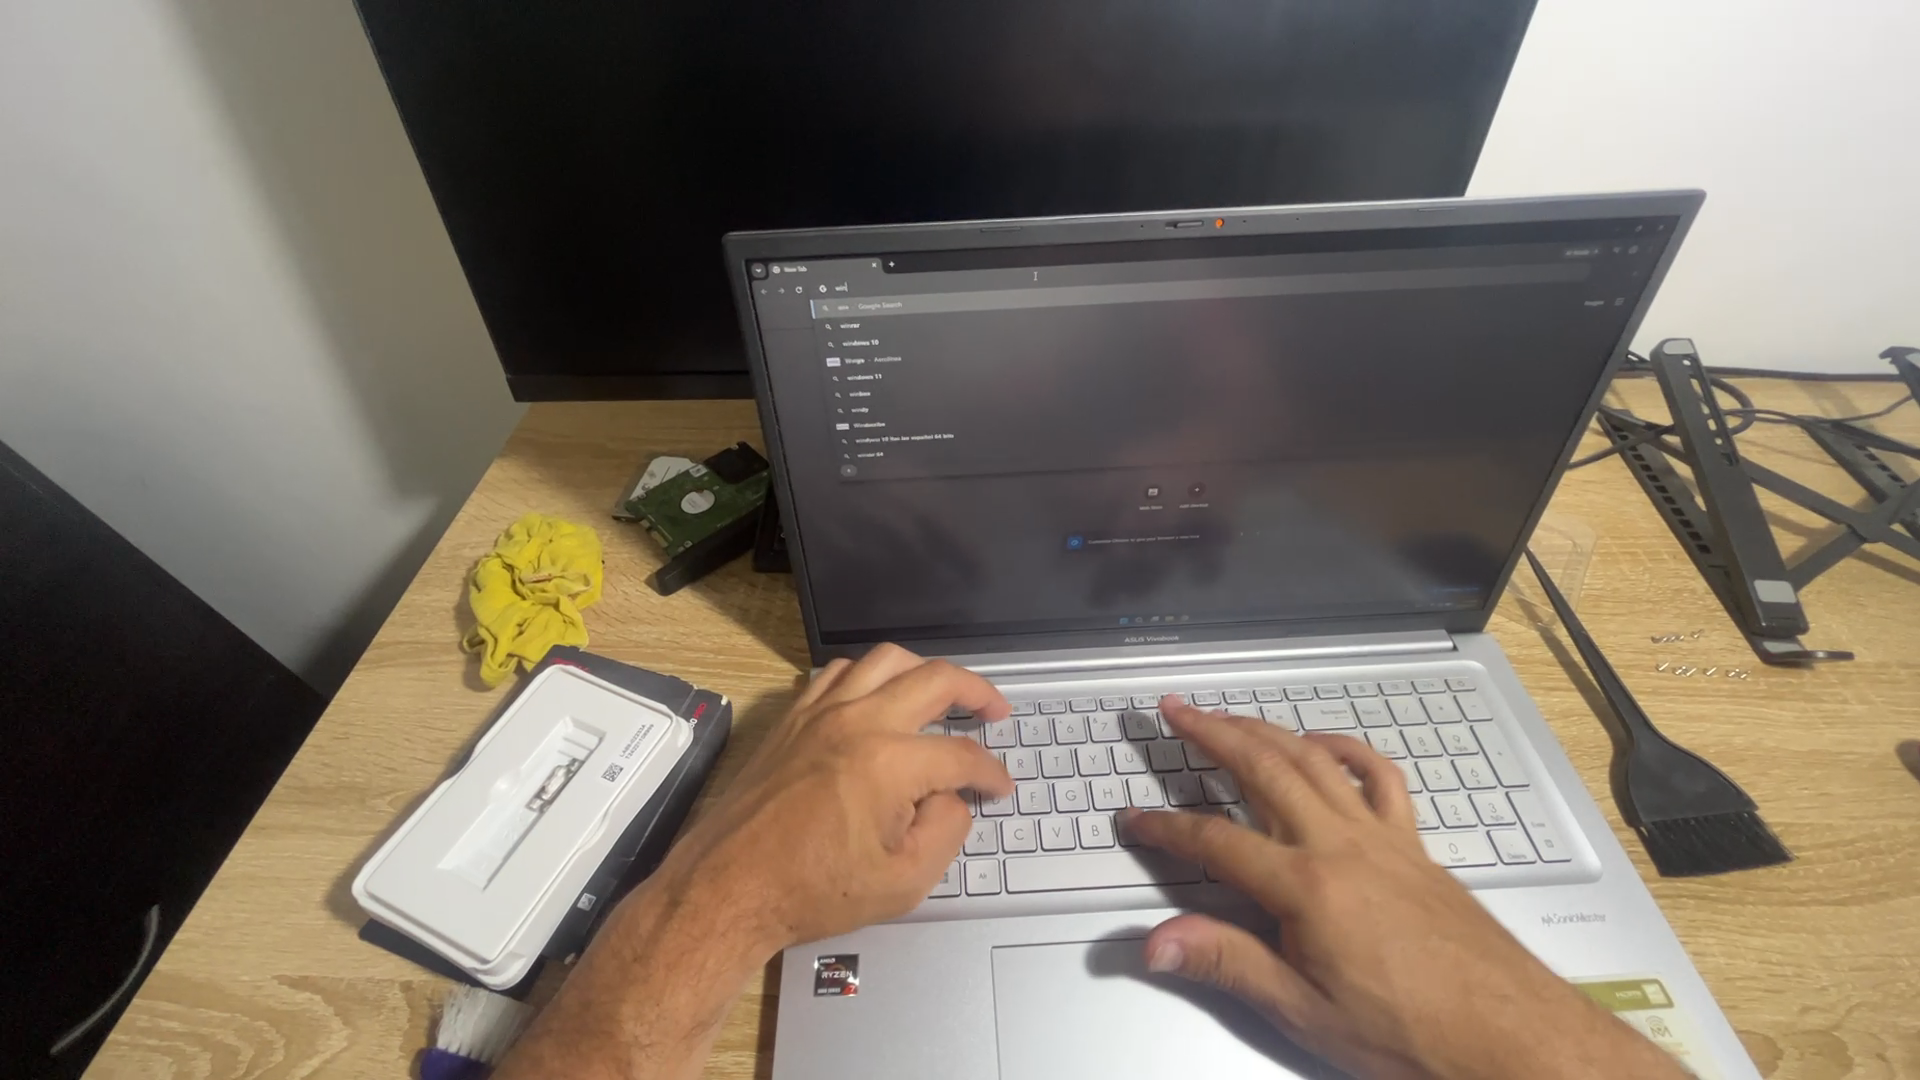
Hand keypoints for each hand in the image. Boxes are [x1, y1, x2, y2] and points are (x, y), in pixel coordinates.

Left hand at [497, 644, 1013, 1079]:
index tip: (999, 787)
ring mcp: (822, 710)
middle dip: (978, 691)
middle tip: (995, 710)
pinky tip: (878, 696)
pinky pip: (840, 671)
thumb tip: (953, 796)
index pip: (961, 755)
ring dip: (924, 671)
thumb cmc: (812, 890)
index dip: (991, 772)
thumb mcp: (901, 884)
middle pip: (936, 678)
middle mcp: (859, 720)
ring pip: (887, 659)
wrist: (728, 887)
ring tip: (941, 693)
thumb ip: (946, 831)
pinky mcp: (795, 715)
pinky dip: (871, 674)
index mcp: (889, 762)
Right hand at [1122, 700, 1688, 1079]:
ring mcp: (1378, 835)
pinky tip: (1319, 741)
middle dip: (1210, 732)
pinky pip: (1378, 777)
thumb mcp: (1304, 1012)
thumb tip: (1154, 943)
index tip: (1133, 819)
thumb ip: (1226, 963)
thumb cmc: (1409, 1034)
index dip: (1165, 827)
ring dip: (1262, 728)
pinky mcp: (1411, 841)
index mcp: (1305, 886)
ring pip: (1310, 760)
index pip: (1214, 840)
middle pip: (1260, 768)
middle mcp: (1337, 843)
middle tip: (1174, 708)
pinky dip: (1344, 749)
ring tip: (1226, 713)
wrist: (1517, 1044)